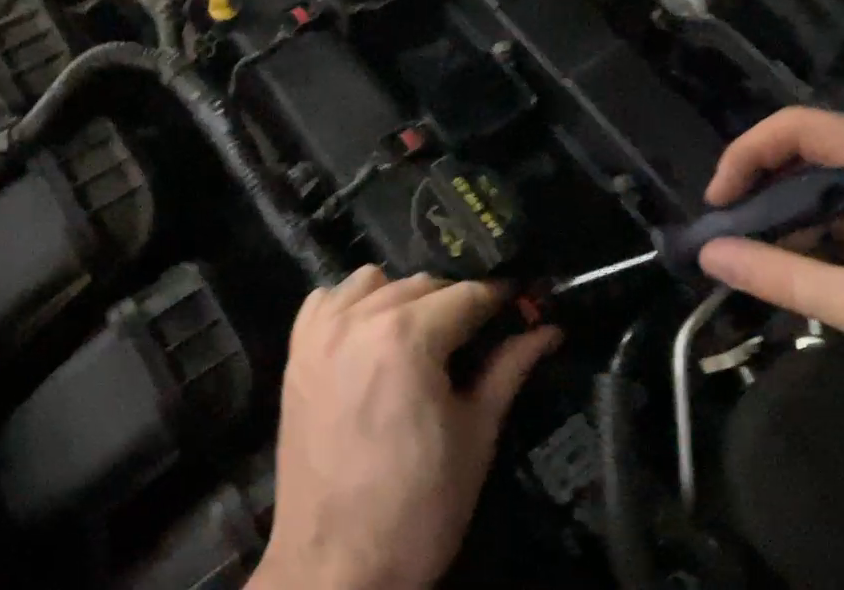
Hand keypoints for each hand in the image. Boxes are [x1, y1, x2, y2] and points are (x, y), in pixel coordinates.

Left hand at [250, 268, 561, 589]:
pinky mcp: (296, 353)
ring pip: (373, 281)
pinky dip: (351, 305)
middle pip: (422, 284)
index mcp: (407, 337)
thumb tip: (548, 330)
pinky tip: (368, 337)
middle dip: (456, 303)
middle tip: (477, 338)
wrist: (337, 564)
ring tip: (421, 338)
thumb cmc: (418, 508)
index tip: (520, 307)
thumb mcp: (476, 436)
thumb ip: (509, 370)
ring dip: (402, 297)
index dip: (500, 301)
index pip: (467, 295)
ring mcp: (320, 333)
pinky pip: (326, 300)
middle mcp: (359, 319)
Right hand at [697, 107, 843, 430]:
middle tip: (725, 234)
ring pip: (826, 184)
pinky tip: (793, 269)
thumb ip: (781, 276)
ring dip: (786, 216)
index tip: (717, 204)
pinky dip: (815, 235)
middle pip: (810, 151)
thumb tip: (707, 254)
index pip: (800, 128)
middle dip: (761, 189)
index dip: (747, 156)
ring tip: (750, 256)